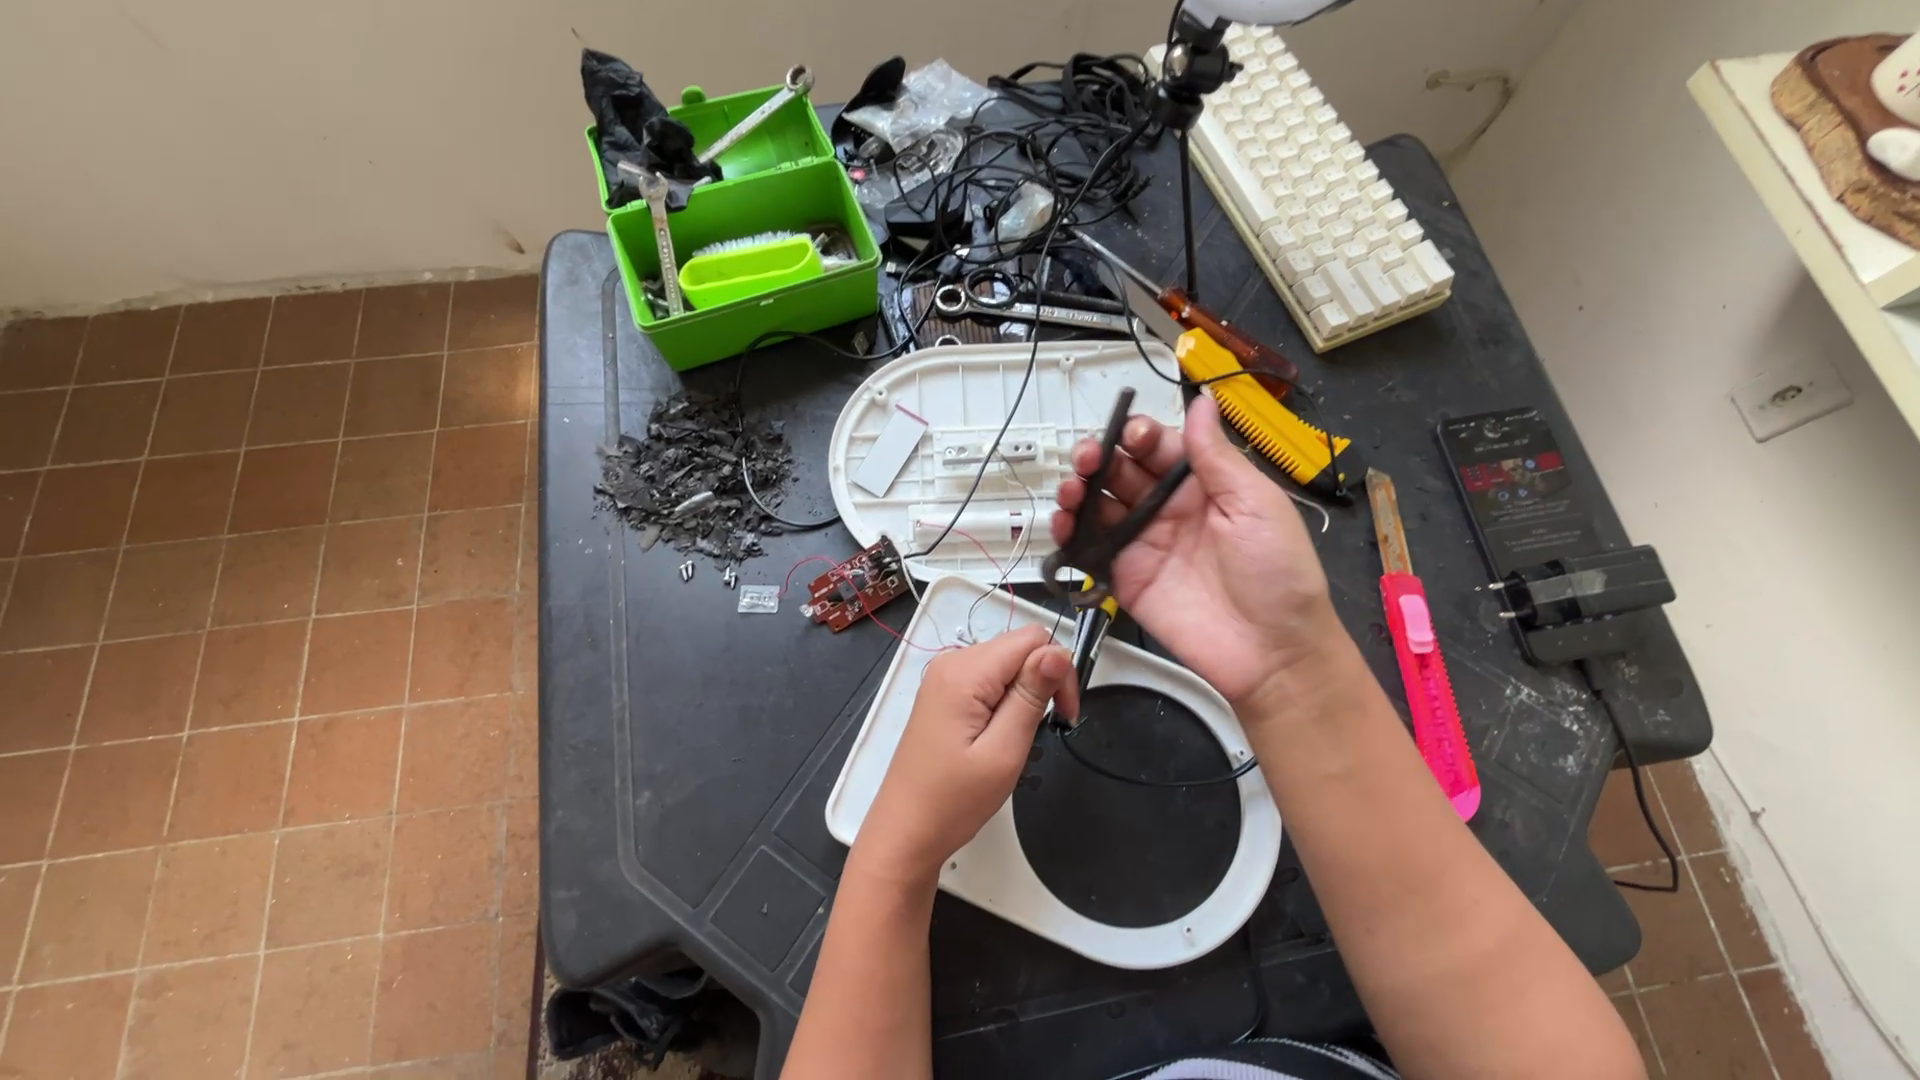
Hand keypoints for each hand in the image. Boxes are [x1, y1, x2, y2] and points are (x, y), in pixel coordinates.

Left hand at [852, 627, 1078, 887]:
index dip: (1059, 671)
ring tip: (1019, 740)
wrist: (905, 832)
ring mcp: (944, 678)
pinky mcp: (943, 695)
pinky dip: (1006, 701)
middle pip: (1019, 648)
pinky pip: (988, 680)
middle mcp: (952, 663)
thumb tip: (1058, 652)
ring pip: (1006, 664)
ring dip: (1025, 694)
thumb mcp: (1004, 751)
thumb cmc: (954, 801)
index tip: (1065, 715)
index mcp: (965, 672)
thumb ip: (1032, 696)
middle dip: (1044, 682)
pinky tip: (1000, 735)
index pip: (1032, 639)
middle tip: (1048, 731)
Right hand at [1050, 396, 1340, 710]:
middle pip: (1120, 471)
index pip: (1158, 447)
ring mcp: (1143, 544)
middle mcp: (1168, 510)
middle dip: (1099, 457)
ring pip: (1098, 505)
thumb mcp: (1257, 505)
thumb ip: (1217, 456)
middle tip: (1089, 459)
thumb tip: (1202, 401)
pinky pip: (1088, 549)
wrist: (1272, 653)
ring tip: (1072, 491)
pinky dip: (1069, 534)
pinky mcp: (1124, 578)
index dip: (1138, 436)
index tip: (1130, 437)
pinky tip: (1065, 524)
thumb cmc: (1280, 577)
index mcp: (1203, 486)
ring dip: (1078, 490)